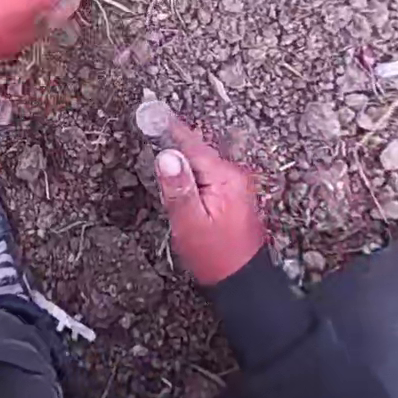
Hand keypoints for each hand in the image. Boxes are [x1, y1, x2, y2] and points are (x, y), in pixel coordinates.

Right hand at [155, 121, 265, 284]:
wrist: (244, 283)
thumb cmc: (217, 257)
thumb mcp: (191, 224)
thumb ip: (179, 189)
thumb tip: (166, 156)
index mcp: (225, 178)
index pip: (193, 146)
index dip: (171, 131)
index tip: (154, 114)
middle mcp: (234, 175)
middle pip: (198, 151)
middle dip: (176, 142)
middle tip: (153, 127)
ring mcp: (235, 184)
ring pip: (202, 162)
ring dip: (183, 157)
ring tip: (162, 144)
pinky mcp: (232, 194)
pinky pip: (207, 173)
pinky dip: (192, 170)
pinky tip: (180, 174)